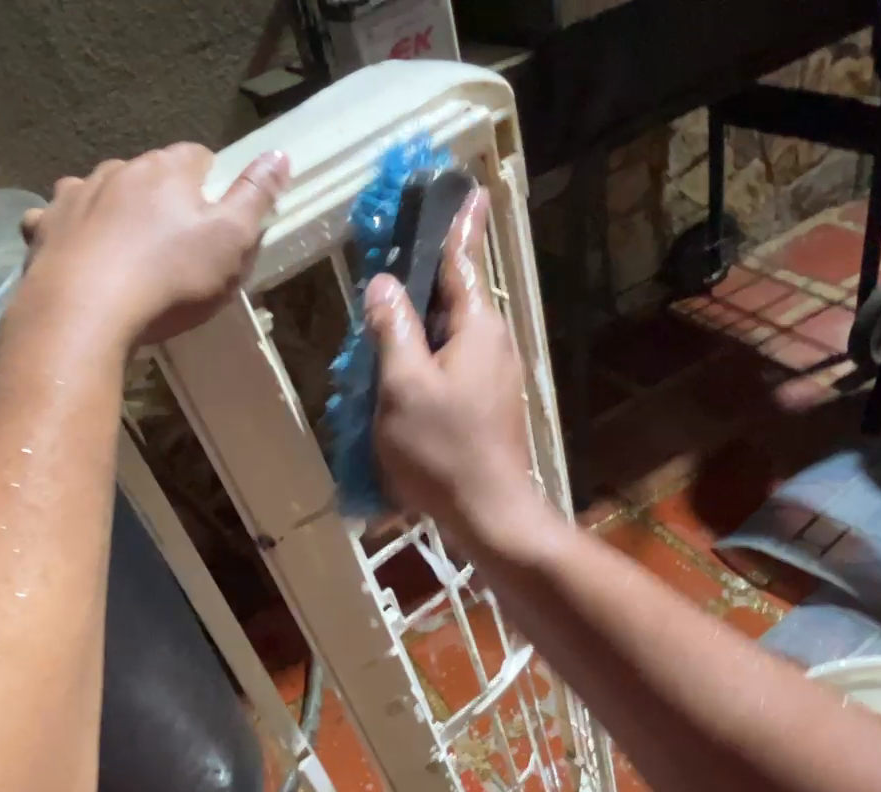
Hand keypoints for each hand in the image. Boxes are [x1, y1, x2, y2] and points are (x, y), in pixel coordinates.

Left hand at [17, 144, 289, 345]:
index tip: (216, 221)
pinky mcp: (45, 228)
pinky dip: (70, 232)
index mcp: (167, 170)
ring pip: (101, 193)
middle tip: (174, 248)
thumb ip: (256, 197)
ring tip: (126, 254)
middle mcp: (118, 169)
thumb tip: (280, 153)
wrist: (85, 314)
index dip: (211, 186)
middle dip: (163, 200)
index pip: (199, 157)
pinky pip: (58, 220)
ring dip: (115, 212)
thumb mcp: (232, 242)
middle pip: (149, 175)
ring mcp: (75, 196)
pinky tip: (78, 258)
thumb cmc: (171, 280)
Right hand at [367, 189, 553, 548]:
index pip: (464, 262)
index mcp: (478, 328)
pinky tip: (401, 375)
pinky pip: (454, 364)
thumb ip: (394, 330)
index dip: (458, 226)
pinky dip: (428, 358)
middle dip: (426, 280)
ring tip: (385, 325)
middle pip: (456, 298)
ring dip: (421, 326)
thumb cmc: (442, 449)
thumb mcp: (402, 386)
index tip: (465, 190)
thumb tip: (386, 283)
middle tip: (392, 265)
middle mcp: (495, 344)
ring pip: (452, 335)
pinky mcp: (489, 405)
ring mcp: (495, 377)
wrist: (489, 512)